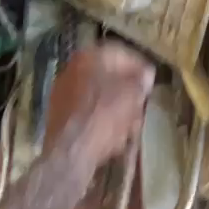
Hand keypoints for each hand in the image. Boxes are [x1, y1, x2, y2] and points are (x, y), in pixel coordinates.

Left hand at [45, 42, 156, 166]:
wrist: (69, 155)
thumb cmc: (104, 116)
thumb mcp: (133, 94)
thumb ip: (141, 80)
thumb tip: (145, 75)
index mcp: (89, 55)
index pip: (122, 53)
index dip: (140, 67)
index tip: (150, 81)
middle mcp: (72, 69)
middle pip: (108, 75)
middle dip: (126, 90)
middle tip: (141, 103)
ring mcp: (62, 93)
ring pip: (97, 96)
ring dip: (115, 107)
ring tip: (130, 124)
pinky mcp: (59, 118)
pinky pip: (87, 113)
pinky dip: (100, 120)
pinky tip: (113, 136)